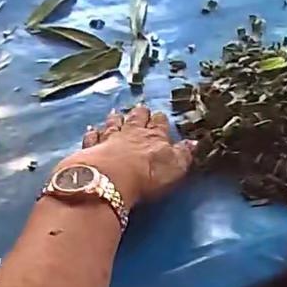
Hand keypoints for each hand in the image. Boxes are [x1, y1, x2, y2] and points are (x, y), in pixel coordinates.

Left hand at [63, 104, 194, 207]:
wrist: (113, 178)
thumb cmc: (149, 174)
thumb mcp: (175, 167)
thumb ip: (184, 154)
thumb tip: (195, 142)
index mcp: (155, 136)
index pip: (160, 123)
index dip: (160, 120)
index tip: (160, 117)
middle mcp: (132, 132)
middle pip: (137, 118)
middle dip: (140, 113)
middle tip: (140, 108)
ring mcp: (110, 138)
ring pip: (114, 123)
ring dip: (116, 118)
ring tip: (116, 112)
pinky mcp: (92, 147)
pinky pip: (93, 136)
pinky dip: (92, 132)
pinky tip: (91, 128)